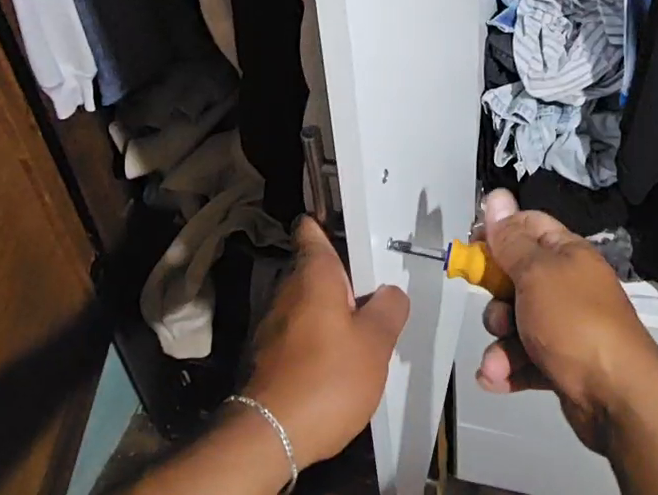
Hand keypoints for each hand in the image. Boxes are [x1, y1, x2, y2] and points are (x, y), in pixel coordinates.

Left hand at [241, 217, 409, 468]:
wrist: (270, 436)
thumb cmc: (326, 379)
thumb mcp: (376, 343)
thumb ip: (389, 309)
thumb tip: (390, 293)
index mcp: (313, 274)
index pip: (310, 229)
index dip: (326, 221)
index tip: (347, 224)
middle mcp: (286, 290)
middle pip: (314, 269)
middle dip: (341, 278)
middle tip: (374, 290)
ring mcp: (271, 324)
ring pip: (306, 303)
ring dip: (329, 312)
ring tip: (362, 329)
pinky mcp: (266, 356)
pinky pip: (298, 333)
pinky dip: (316, 339)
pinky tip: (338, 361)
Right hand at [473, 190, 657, 452]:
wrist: (618, 397)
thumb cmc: (574, 322)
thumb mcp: (537, 273)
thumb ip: (512, 240)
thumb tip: (497, 196)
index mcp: (567, 254)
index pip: (528, 225)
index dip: (498, 232)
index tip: (472, 247)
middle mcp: (567, 285)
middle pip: (516, 279)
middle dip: (495, 300)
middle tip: (498, 314)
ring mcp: (565, 326)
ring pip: (516, 323)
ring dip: (499, 343)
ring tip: (498, 362)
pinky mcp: (561, 363)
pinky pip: (525, 358)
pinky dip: (509, 369)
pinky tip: (497, 380)